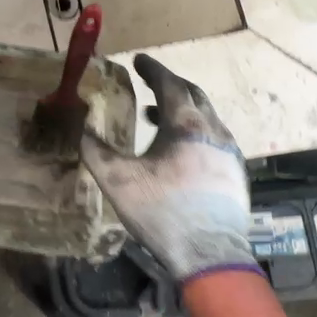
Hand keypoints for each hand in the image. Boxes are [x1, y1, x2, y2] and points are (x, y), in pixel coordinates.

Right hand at [82, 53, 257, 283]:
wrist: (210, 256)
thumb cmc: (161, 212)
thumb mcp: (117, 180)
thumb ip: (95, 149)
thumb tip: (82, 126)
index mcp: (186, 125)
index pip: (170, 85)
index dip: (152, 70)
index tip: (138, 60)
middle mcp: (213, 131)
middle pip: (194, 96)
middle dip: (170, 84)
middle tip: (149, 81)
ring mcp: (229, 154)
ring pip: (206, 117)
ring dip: (181, 109)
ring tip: (156, 115)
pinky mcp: (235, 174)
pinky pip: (213, 138)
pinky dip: (194, 130)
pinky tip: (179, 149)